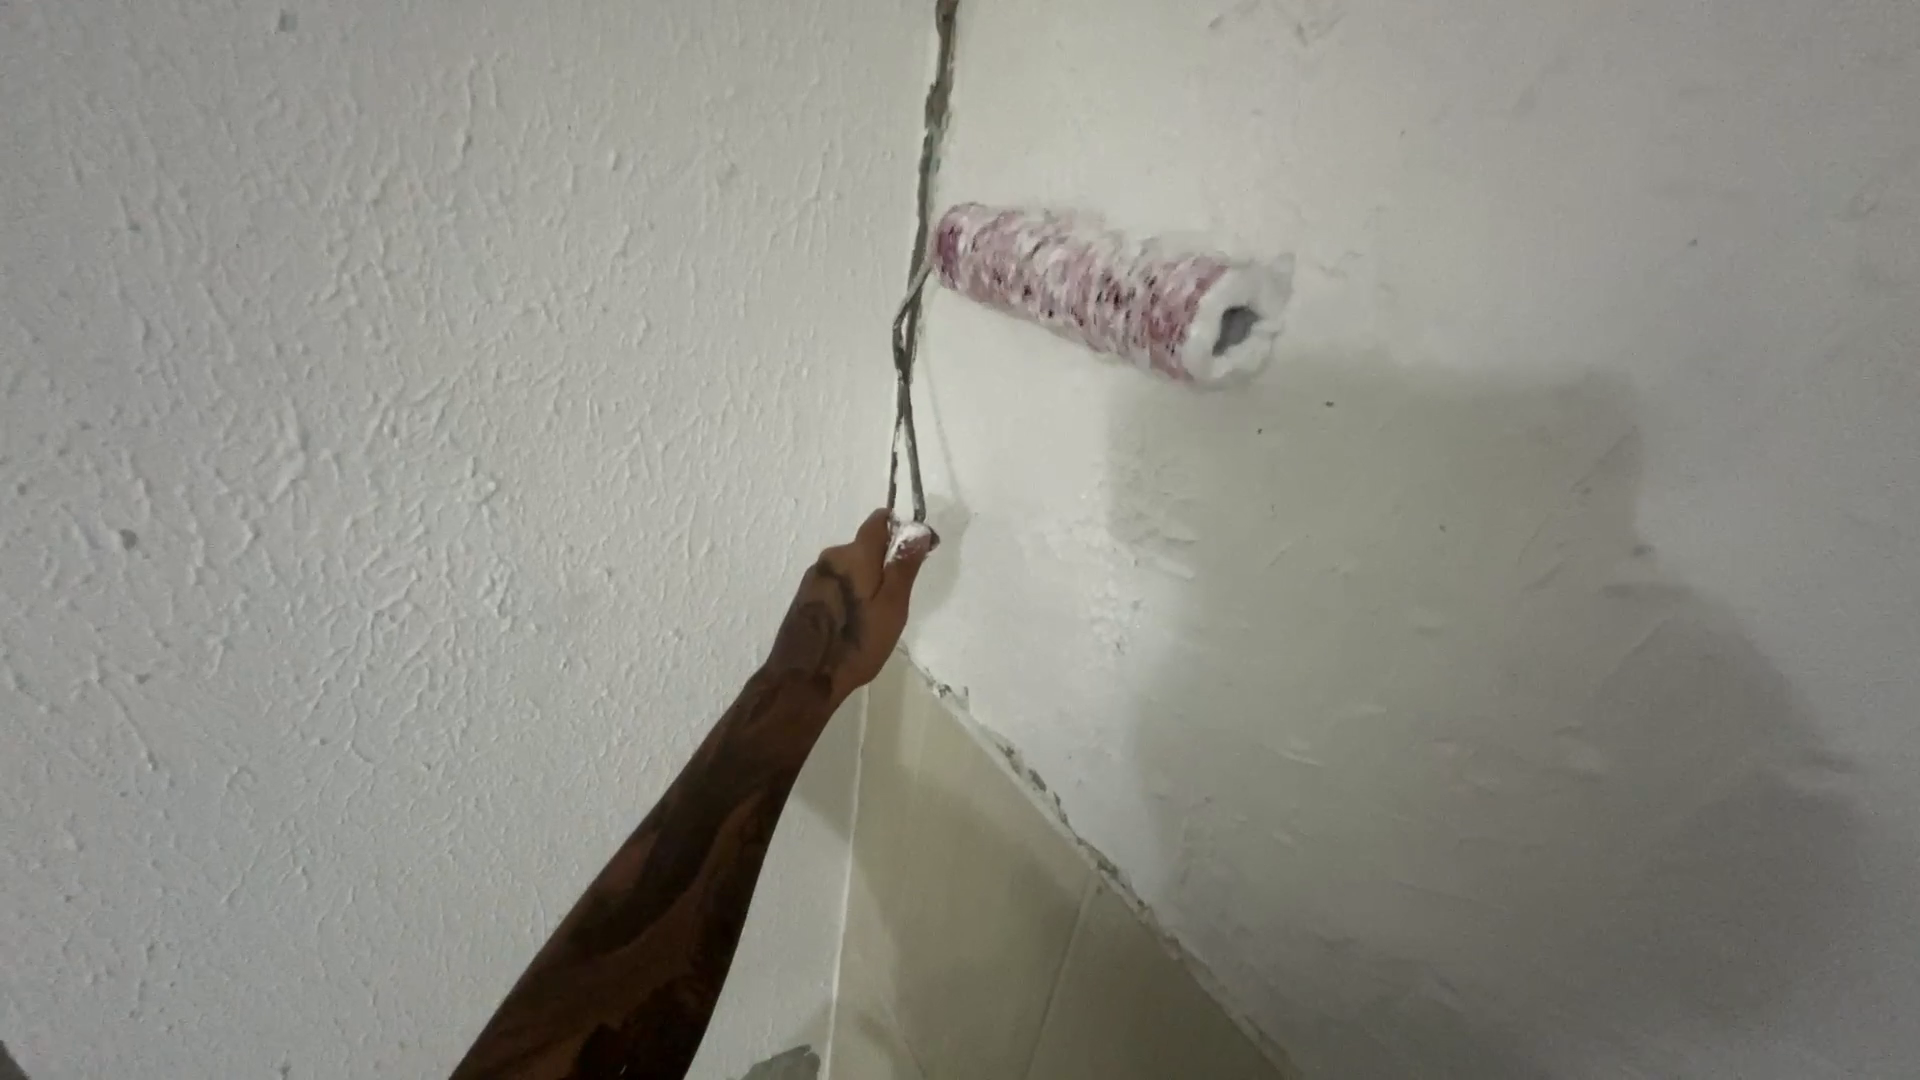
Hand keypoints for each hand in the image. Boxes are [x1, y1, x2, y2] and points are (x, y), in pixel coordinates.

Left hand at [766, 509, 937, 702]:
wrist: (803, 679)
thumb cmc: (856, 643)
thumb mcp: (892, 607)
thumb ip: (904, 565)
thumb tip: (919, 529)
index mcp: (854, 554)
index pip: (880, 520)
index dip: (903, 530)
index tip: (919, 552)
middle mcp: (830, 558)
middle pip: (866, 546)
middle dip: (886, 561)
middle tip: (900, 597)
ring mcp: (814, 577)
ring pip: (851, 566)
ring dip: (867, 579)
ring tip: (877, 615)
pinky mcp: (805, 596)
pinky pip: (837, 582)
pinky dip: (851, 592)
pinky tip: (854, 621)